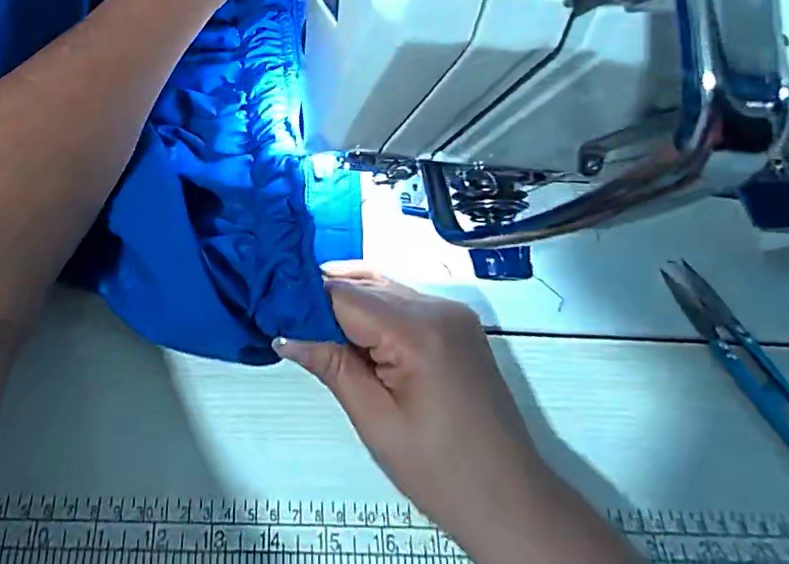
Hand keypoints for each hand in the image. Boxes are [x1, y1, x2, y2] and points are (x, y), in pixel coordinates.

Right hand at [276, 263, 634, 562]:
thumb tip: (284, 332)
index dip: (307, 301)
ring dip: (348, 303)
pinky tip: (351, 330)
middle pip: (363, 286)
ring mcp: (451, 312)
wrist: (514, 503)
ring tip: (311, 323)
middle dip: (324, 300)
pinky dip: (374, 310)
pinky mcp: (456, 323)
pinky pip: (403, 301)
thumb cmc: (440, 472)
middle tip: (284, 316)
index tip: (274, 310)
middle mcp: (437, 306)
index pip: (345, 295)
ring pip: (382, 288)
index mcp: (418, 330)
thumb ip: (330, 365)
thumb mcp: (375, 420)